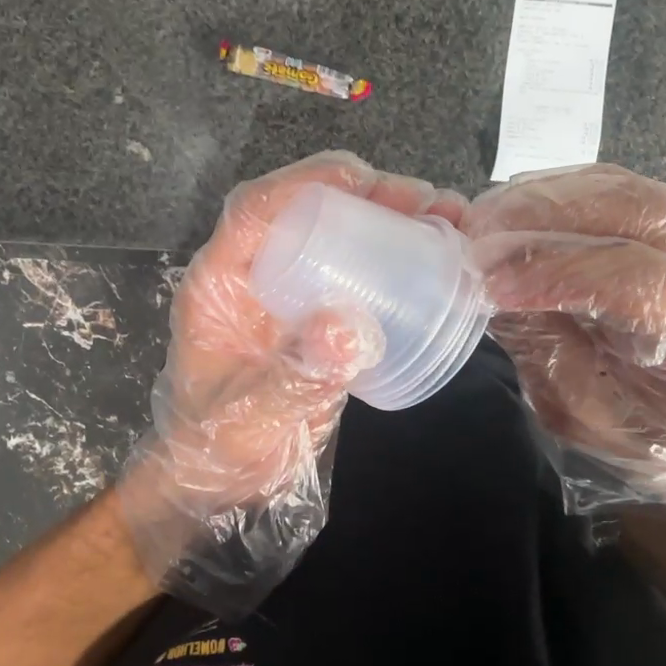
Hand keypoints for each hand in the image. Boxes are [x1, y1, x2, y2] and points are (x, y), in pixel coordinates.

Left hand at [122, 151, 464, 609]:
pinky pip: (356, 272)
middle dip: (368, 195)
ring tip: (450, 223)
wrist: (216, 487)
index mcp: (219, 282)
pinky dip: (396, 259)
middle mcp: (252, 274)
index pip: (255, 208)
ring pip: (337, 235)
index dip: (306, 181)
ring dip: (390, 220)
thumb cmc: (214, 450)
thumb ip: (296, 377)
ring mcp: (286, 293)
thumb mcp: (251, 419)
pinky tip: (438, 261)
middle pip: (307, 212)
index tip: (365, 178)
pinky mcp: (316, 316)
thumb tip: (353, 325)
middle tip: (429, 203)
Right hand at [462, 165, 665, 512]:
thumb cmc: (633, 439)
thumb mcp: (574, 408)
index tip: (487, 277)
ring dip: (549, 198)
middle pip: (645, 213)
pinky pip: (624, 192)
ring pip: (631, 192)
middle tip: (479, 225)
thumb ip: (537, 337)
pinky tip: (518, 210)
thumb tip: (484, 275)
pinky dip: (563, 196)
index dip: (556, 271)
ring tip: (488, 216)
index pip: (644, 284)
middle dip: (549, 212)